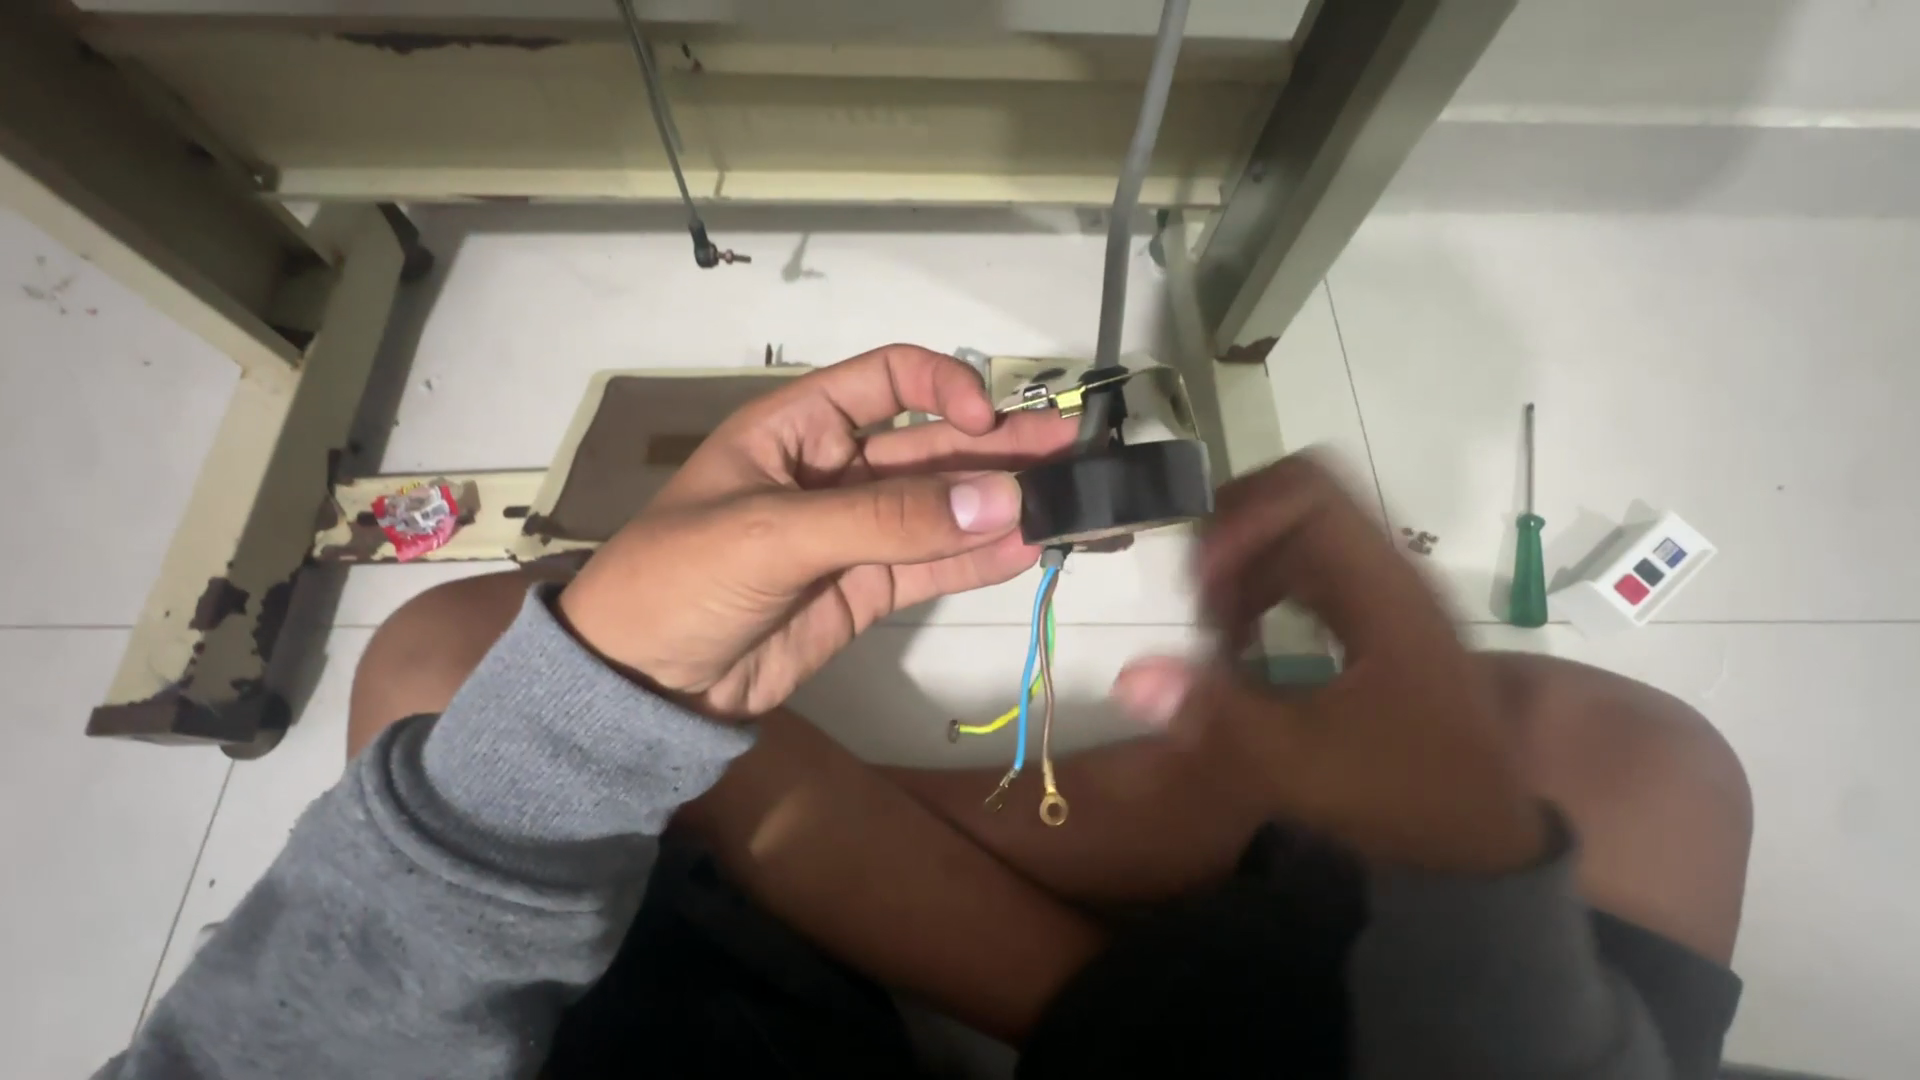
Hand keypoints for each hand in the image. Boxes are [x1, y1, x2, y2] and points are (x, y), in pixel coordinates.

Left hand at [559, 344, 1075, 717]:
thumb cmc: (683, 579)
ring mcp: (857, 532)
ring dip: (1002, 504)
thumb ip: (888, 520)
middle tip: (1071, 448)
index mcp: (801, 428)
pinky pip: (934, 565)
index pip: (888, 380)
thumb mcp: (775, 535)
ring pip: (943, 508)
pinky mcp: (868, 588)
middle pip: (932, 446)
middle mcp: (837, 470)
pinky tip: (1028, 549)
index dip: (943, 388)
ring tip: (1070, 500)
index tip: (986, 422)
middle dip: (999, 447)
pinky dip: (978, 559)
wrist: (645, 681)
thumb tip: (1001, 501)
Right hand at [1108, 454, 1545, 873]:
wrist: (1484, 837)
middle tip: (1198, 602)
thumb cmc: (1408, 796)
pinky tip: (1242, 643)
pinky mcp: (1371, 614)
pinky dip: (1257, 589)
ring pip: (1292, 534)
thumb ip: (1218, 713)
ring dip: (1239, 568)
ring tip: (1216, 631)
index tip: (1201, 584)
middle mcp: (1383, 572)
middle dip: (1229, 541)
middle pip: (1292, 501)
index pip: (1307, 492)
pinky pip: (1301, 568)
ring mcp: (1379, 591)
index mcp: (1380, 589)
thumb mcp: (1304, 763)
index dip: (1240, 518)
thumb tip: (1127, 676)